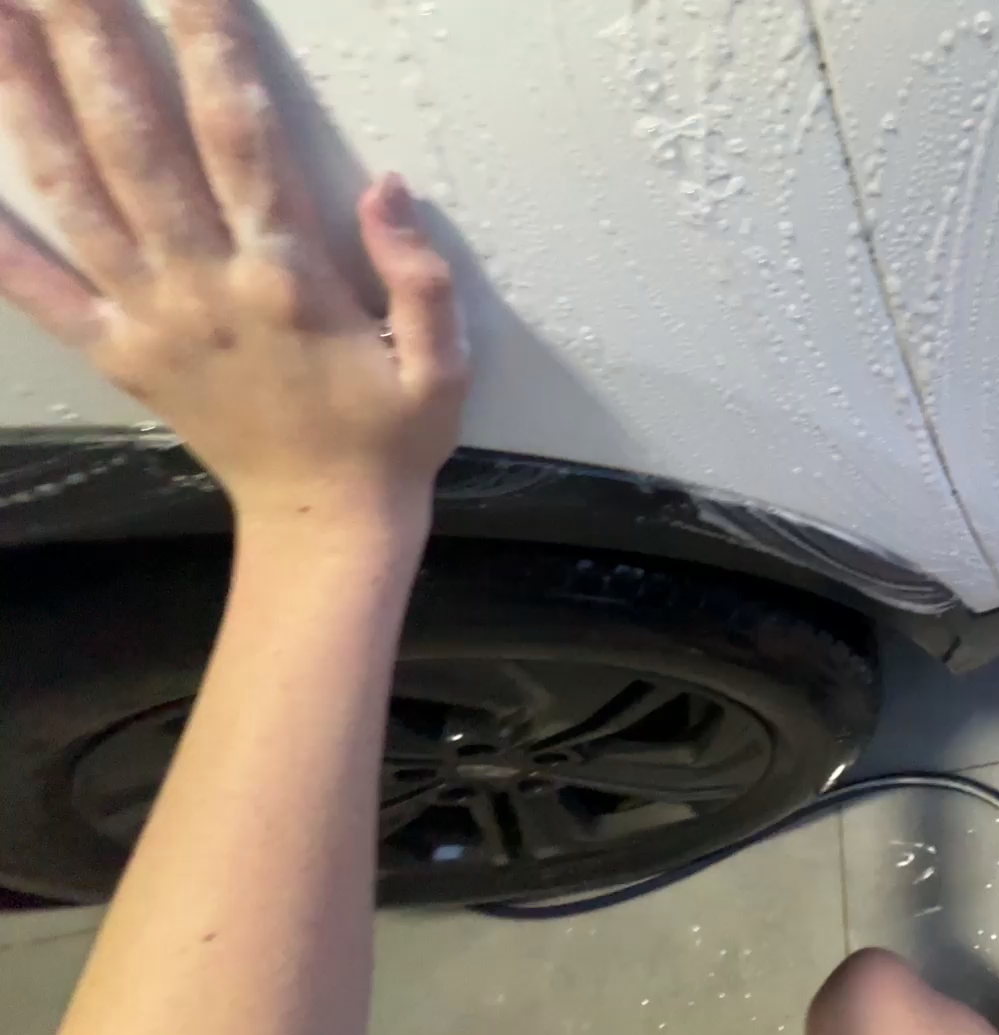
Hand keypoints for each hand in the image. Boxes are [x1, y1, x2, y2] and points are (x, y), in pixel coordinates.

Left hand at [0, 0, 466, 533]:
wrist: (331, 512)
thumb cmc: (397, 436)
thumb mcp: (445, 367)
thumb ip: (421, 279)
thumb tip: (388, 188)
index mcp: (291, 283)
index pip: (245, 143)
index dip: (216, 51)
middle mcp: (203, 283)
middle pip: (136, 141)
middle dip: (91, 37)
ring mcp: (146, 314)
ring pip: (66, 184)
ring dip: (19, 88)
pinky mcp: (114, 347)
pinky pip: (25, 277)